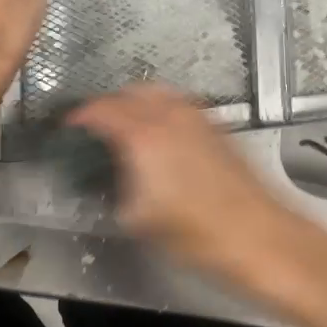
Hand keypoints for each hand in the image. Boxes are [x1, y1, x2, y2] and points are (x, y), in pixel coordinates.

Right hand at [67, 84, 302, 283]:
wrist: (258, 234)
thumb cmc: (195, 233)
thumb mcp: (139, 218)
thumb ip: (118, 186)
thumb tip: (114, 176)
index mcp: (143, 134)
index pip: (101, 110)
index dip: (80, 115)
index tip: (68, 125)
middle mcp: (168, 114)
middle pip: (127, 93)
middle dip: (106, 105)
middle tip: (93, 125)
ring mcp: (195, 115)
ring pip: (154, 92)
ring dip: (134, 102)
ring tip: (123, 123)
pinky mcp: (215, 124)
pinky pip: (177, 102)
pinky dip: (159, 106)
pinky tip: (160, 130)